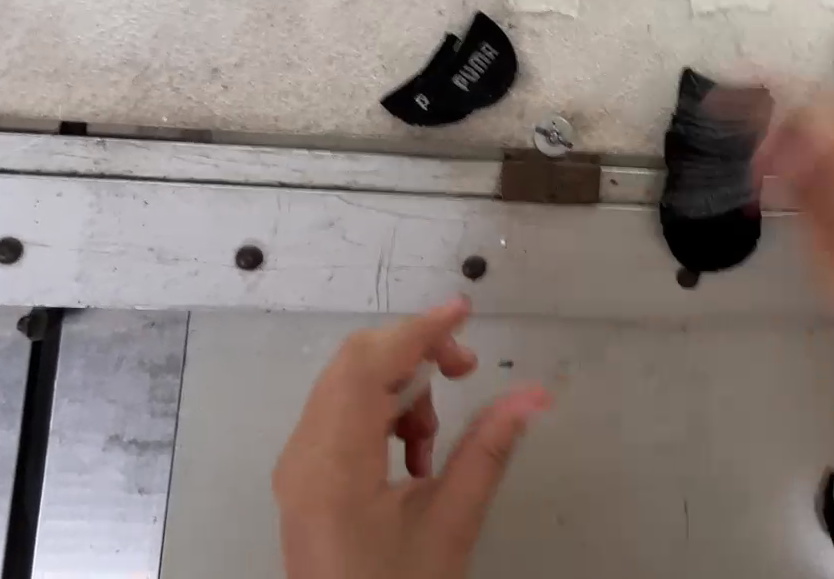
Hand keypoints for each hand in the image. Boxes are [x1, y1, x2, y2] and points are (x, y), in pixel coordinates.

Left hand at [272, 297, 552, 578]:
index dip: (419, 329)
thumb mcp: (451, 524)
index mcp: (332, 464)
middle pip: (357, 361)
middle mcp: (303, 452)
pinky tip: (414, 452)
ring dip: (404, 385)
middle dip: (417, 352)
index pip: (370, 365)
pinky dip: (386, 408)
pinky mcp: (305, 471)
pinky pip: (345, 407)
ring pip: (352, 380)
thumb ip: (489, 448)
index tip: (465, 309)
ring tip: (436, 436)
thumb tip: (535, 395)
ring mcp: (298, 461)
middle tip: (466, 370)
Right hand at [755, 103, 833, 364]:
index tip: (727, 113)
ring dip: (814, 153)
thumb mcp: (833, 258)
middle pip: (825, 116)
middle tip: (761, 171)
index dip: (760, 104)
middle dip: (787, 134)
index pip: (803, 105)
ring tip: (791, 196)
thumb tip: (776, 160)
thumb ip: (802, 198)